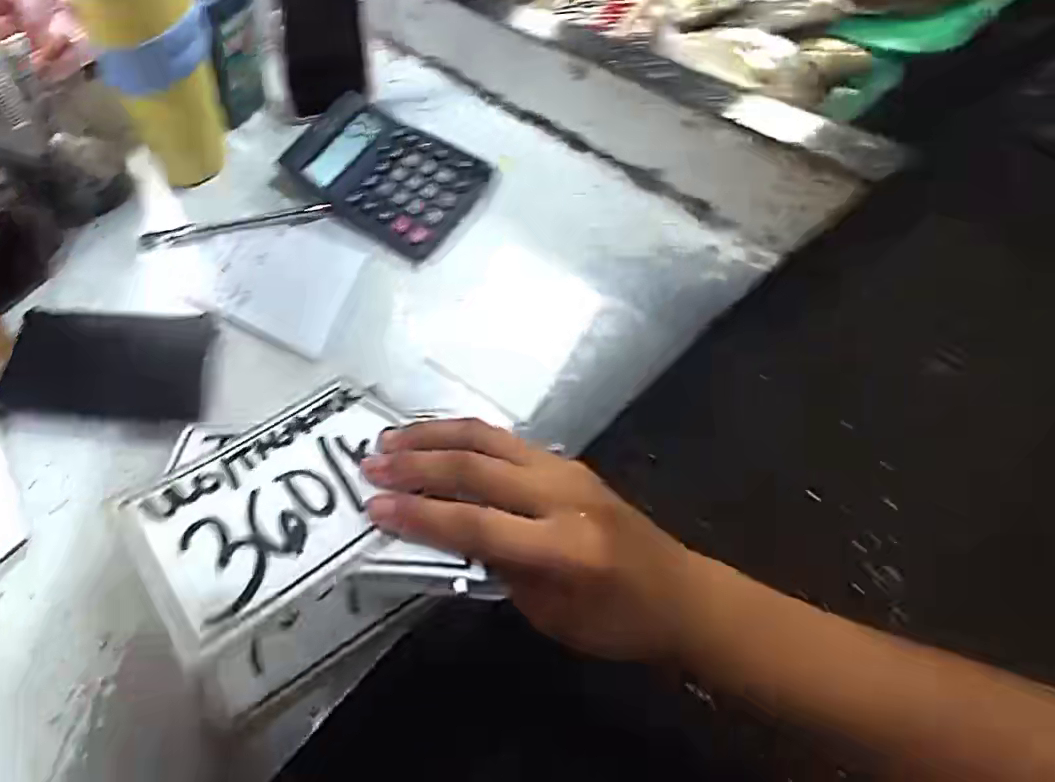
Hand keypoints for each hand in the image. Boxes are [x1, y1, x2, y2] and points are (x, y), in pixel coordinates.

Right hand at [362, 419, 706, 663]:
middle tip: (370, 464)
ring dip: (429, 436)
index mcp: (564, 550)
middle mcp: (561, 497)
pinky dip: (455, 432)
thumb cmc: (615, 621)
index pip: (475, 524)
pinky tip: (429, 436)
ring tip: (389, 439)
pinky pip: (498, 436)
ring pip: (482, 437)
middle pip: (473, 469)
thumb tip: (438, 530)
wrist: (685, 594)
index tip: (374, 507)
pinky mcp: (560, 457)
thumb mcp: (547, 613)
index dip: (419, 515)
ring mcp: (562, 469)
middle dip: (414, 465)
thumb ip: (493, 567)